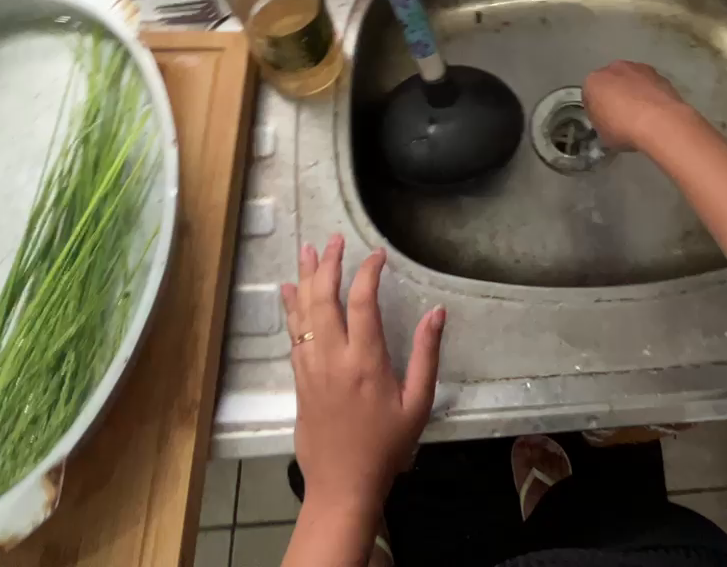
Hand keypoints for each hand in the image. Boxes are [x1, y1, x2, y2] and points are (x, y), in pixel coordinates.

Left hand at [282, 236, 445, 512]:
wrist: (343, 486)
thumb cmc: (386, 444)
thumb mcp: (418, 402)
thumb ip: (426, 354)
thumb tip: (437, 311)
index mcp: (365, 362)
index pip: (362, 302)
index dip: (368, 272)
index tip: (378, 254)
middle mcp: (333, 358)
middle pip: (324, 300)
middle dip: (329, 265)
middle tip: (335, 239)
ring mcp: (311, 368)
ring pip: (303, 313)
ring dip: (305, 278)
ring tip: (308, 250)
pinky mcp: (300, 380)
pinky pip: (292, 334)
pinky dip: (290, 308)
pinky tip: (290, 289)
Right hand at [582, 60, 697, 152]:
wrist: (659, 121)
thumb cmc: (623, 128)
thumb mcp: (602, 134)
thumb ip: (601, 121)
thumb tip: (608, 120)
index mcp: (593, 81)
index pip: (589, 94)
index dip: (596, 109)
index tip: (604, 121)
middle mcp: (614, 68)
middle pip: (611, 82)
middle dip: (615, 95)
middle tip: (622, 116)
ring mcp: (639, 68)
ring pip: (632, 80)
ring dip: (634, 92)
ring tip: (642, 114)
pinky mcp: (659, 74)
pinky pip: (649, 85)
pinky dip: (650, 94)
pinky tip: (656, 112)